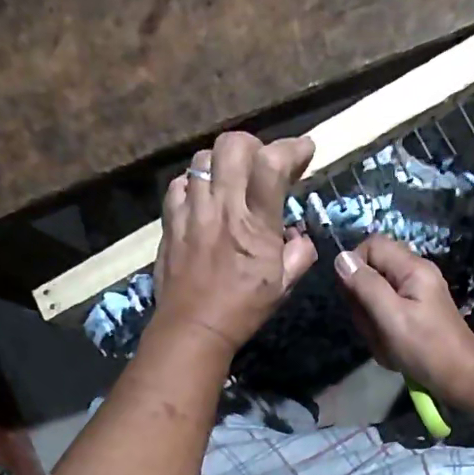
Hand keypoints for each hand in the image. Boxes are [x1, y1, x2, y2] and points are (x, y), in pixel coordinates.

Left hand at [148, 132, 317, 359]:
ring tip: (229, 182)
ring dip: (221, 164)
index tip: (303, 153)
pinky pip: (178, 185)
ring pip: (202, 159)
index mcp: (255, 224)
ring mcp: (191, 213)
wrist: (192, 329)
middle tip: (260, 164)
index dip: (292, 148)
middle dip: (253, 145)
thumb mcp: (283, 286)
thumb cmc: (241, 310)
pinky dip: (192, 184)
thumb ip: (299, 254)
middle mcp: (221, 208)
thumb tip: (299, 237)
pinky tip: (201, 199)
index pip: (273, 162)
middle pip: (232, 146)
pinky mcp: (170, 223)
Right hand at [336, 236, 473, 396]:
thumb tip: (341, 258)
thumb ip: (366, 286)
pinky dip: (381, 328)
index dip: (354, 265)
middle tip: (372, 324)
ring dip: (370, 318)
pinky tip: (389, 345)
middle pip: (372, 270)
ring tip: (382, 338)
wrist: (459, 376)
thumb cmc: (425, 347)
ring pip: (375, 294)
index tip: (351, 295)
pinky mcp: (416, 310)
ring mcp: (417, 293)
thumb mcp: (390, 317)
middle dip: (362, 298)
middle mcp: (415, 273)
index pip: (372, 245)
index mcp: (412, 268)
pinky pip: (385, 311)